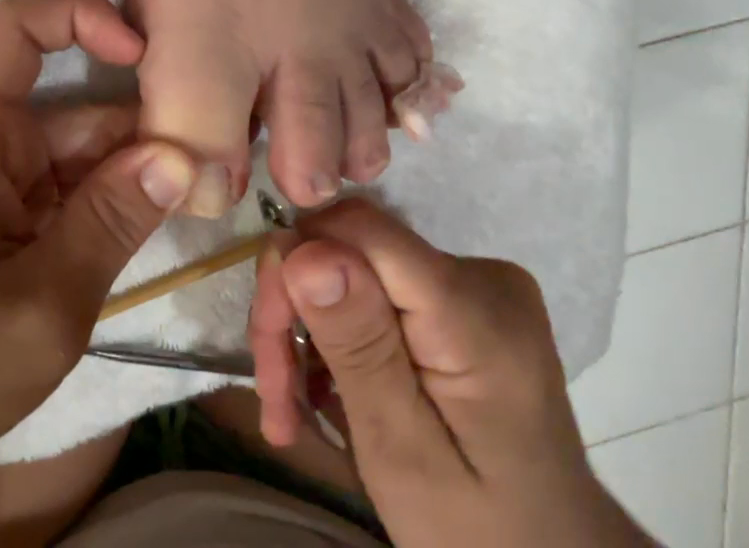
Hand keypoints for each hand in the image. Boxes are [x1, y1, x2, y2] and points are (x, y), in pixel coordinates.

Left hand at [0, 0, 198, 544]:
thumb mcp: (44, 302)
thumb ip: (112, 221)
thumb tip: (181, 153)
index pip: (16, 32)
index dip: (79, 15)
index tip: (148, 51)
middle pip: (71, 102)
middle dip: (142, 121)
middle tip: (224, 158)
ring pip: (80, 152)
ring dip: (137, 168)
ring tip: (211, 192)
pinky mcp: (7, 226)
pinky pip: (70, 192)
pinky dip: (116, 202)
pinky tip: (167, 219)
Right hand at [248, 199, 655, 547]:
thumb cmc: (477, 528)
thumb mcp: (404, 452)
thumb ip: (360, 347)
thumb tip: (305, 249)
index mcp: (478, 312)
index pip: (359, 230)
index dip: (296, 269)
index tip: (269, 347)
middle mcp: (479, 275)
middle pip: (342, 251)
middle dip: (290, 318)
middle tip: (277, 404)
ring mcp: (470, 284)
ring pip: (342, 270)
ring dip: (303, 338)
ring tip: (291, 413)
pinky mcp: (454, 298)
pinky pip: (364, 290)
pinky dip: (332, 340)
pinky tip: (320, 396)